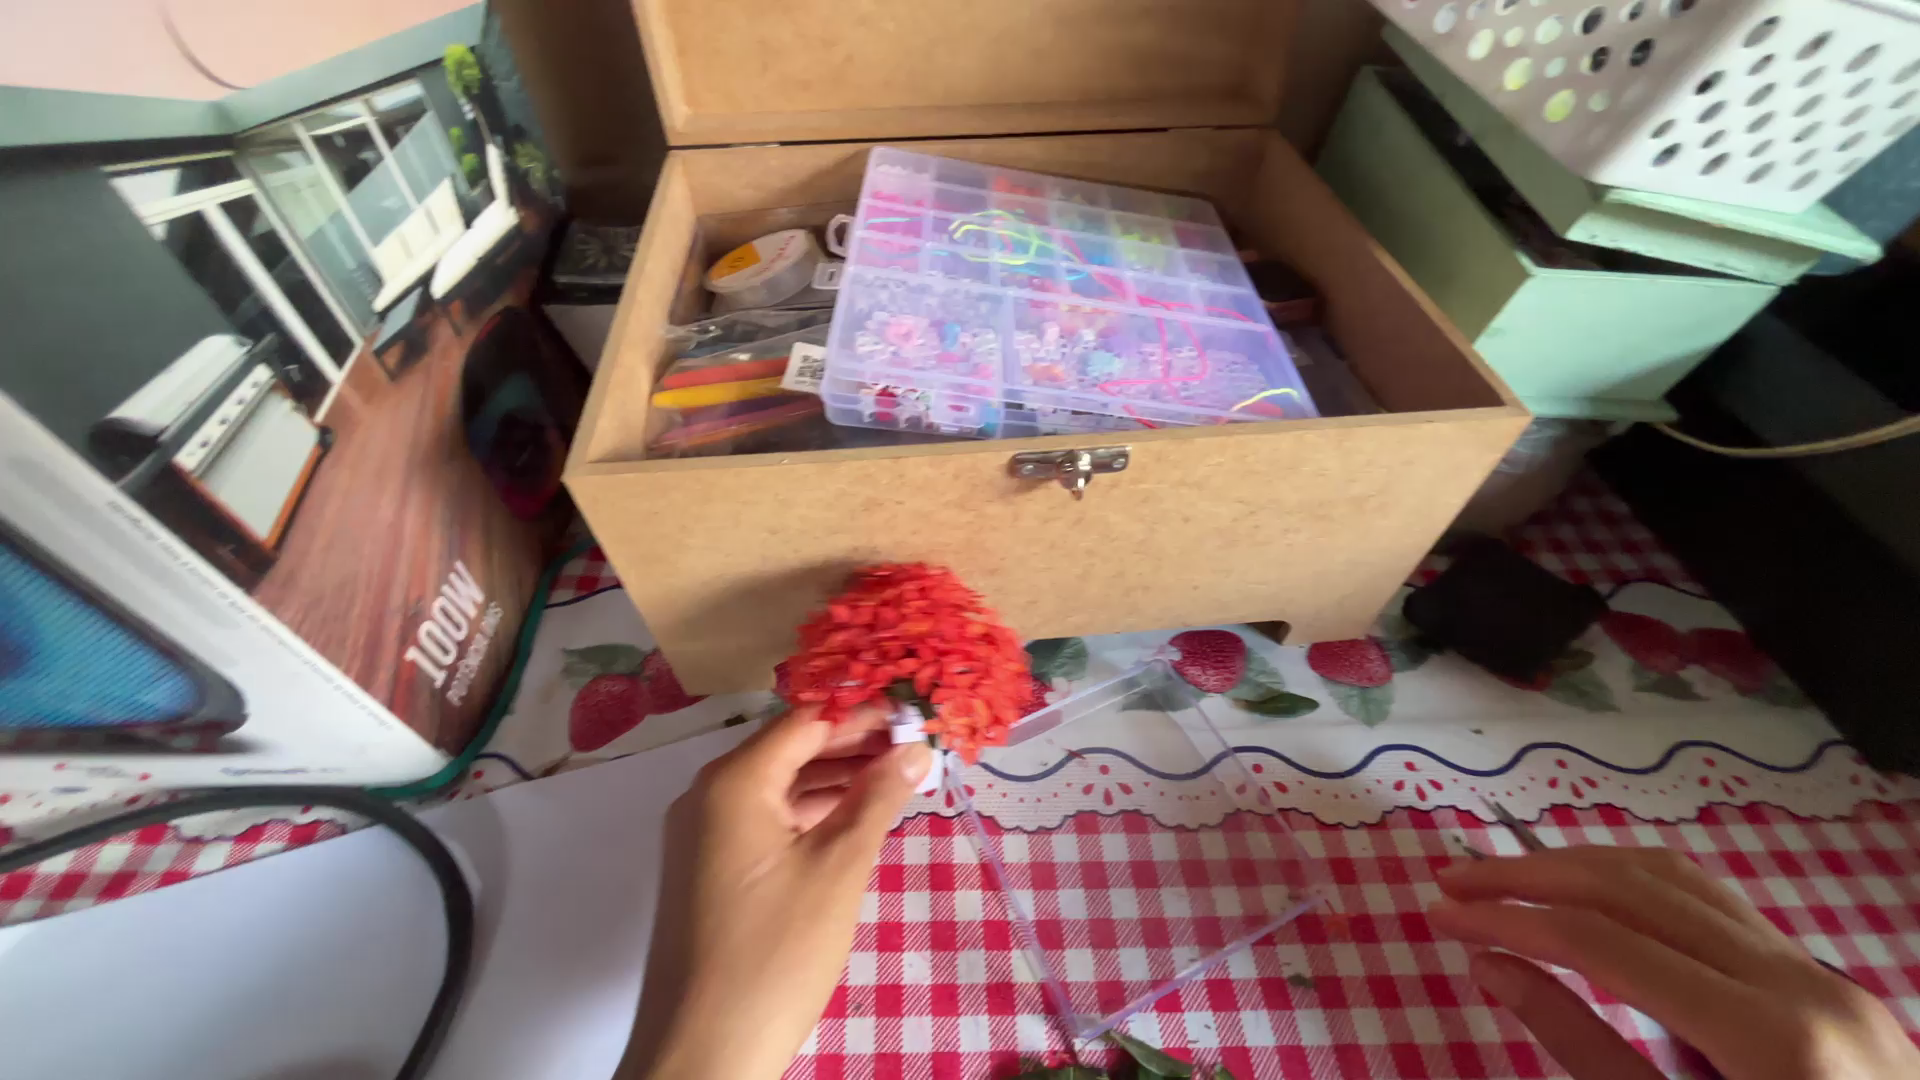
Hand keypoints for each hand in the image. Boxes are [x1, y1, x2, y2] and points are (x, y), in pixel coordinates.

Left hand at [619, 704, 930, 1079]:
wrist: (701, 1058)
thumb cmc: (776, 952)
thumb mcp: (839, 867)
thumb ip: (878, 796)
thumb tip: (916, 747)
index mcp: (734, 781)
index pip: (807, 721)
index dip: (864, 714)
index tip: (913, 715)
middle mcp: (709, 794)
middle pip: (791, 748)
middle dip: (854, 744)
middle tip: (914, 746)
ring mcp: (704, 833)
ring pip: (781, 785)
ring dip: (836, 779)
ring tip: (897, 777)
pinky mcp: (710, 868)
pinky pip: (767, 819)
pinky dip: (812, 812)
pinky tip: (855, 818)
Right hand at [1429, 846, 1919, 1079]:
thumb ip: (1582, 1049)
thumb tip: (1487, 964)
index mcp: (1772, 1039)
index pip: (1599, 941)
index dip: (1505, 919)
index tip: (1437, 913)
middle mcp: (1800, 983)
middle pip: (1627, 888)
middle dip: (1525, 876)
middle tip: (1452, 881)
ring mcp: (1818, 972)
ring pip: (1666, 874)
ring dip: (1570, 864)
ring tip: (1505, 877)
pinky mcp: (1819, 974)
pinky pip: (1704, 897)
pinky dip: (1624, 878)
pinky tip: (1582, 888)